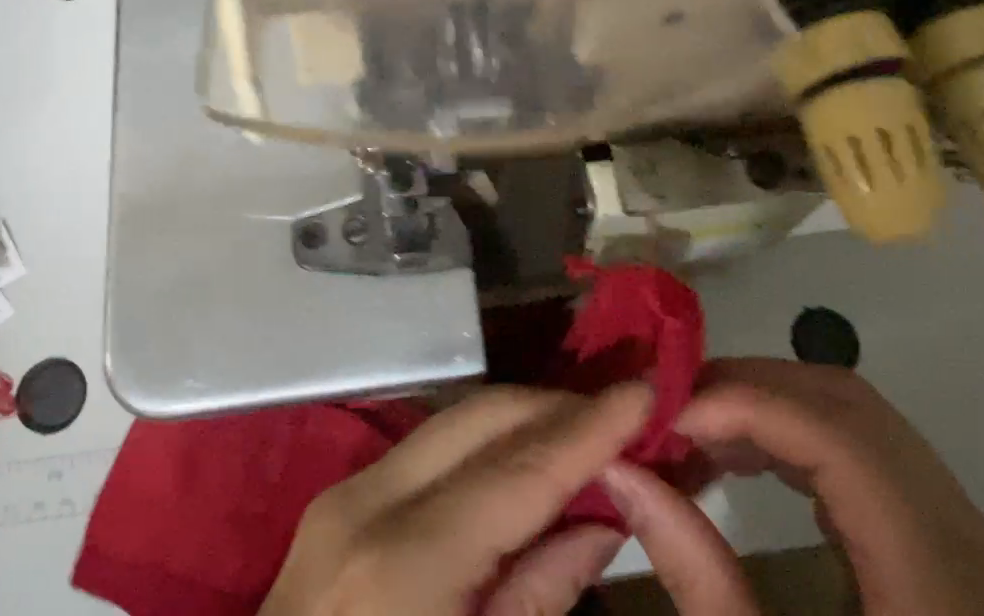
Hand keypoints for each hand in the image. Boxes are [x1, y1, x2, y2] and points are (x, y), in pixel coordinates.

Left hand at [260, 383, 651, 615]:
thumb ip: (541, 593)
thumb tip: (602, 520)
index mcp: (405, 561)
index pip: (521, 469)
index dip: (590, 426)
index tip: (648, 389)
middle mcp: (368, 501)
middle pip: (483, 418)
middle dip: (559, 406)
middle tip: (626, 416)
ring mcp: (343, 493)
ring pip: (454, 421)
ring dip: (525, 419)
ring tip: (587, 434)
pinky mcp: (335, 498)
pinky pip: (427, 448)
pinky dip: (485, 443)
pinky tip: (525, 460)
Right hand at [601, 358, 983, 615]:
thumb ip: (696, 575)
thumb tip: (621, 473)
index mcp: (941, 581)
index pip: (838, 437)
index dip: (743, 404)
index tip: (659, 416)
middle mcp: (973, 539)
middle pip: (851, 408)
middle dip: (747, 390)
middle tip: (663, 410)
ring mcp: (970, 540)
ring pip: (861, 422)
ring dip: (768, 409)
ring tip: (689, 434)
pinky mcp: (951, 548)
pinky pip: (871, 458)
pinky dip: (796, 441)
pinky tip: (741, 461)